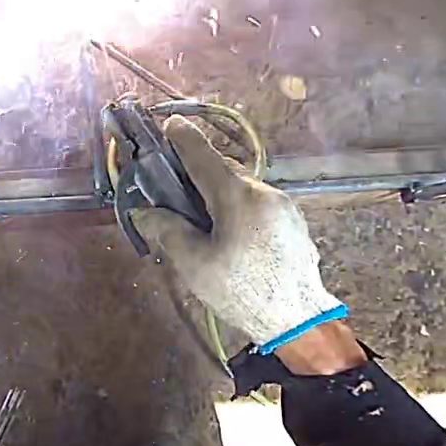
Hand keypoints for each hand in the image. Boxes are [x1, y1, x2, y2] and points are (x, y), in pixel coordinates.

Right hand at [130, 116, 344, 348]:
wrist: (299, 320)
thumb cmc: (241, 291)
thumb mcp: (194, 263)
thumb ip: (168, 230)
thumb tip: (146, 212)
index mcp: (238, 196)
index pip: (203, 156)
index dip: (182, 139)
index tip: (169, 125)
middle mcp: (265, 192)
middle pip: (224, 172)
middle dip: (198, 174)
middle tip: (174, 192)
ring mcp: (284, 206)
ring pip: (242, 188)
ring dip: (218, 194)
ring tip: (200, 220)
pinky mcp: (293, 223)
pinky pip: (258, 204)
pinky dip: (237, 208)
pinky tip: (229, 235)